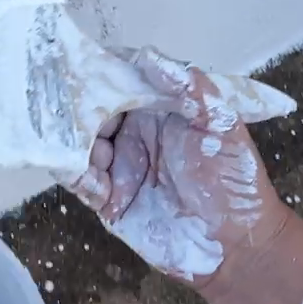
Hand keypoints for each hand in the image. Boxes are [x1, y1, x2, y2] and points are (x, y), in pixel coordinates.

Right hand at [67, 50, 293, 286]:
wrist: (238, 248)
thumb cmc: (234, 183)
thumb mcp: (221, 127)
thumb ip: (191, 88)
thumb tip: (146, 55)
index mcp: (152, 109)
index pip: (117, 82)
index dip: (97, 73)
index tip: (76, 63)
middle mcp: (128, 132)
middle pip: (89, 110)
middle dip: (76, 106)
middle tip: (65, 104)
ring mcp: (116, 164)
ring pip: (78, 142)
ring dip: (75, 141)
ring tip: (88, 146)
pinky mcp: (106, 197)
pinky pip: (79, 179)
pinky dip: (74, 173)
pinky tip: (87, 174)